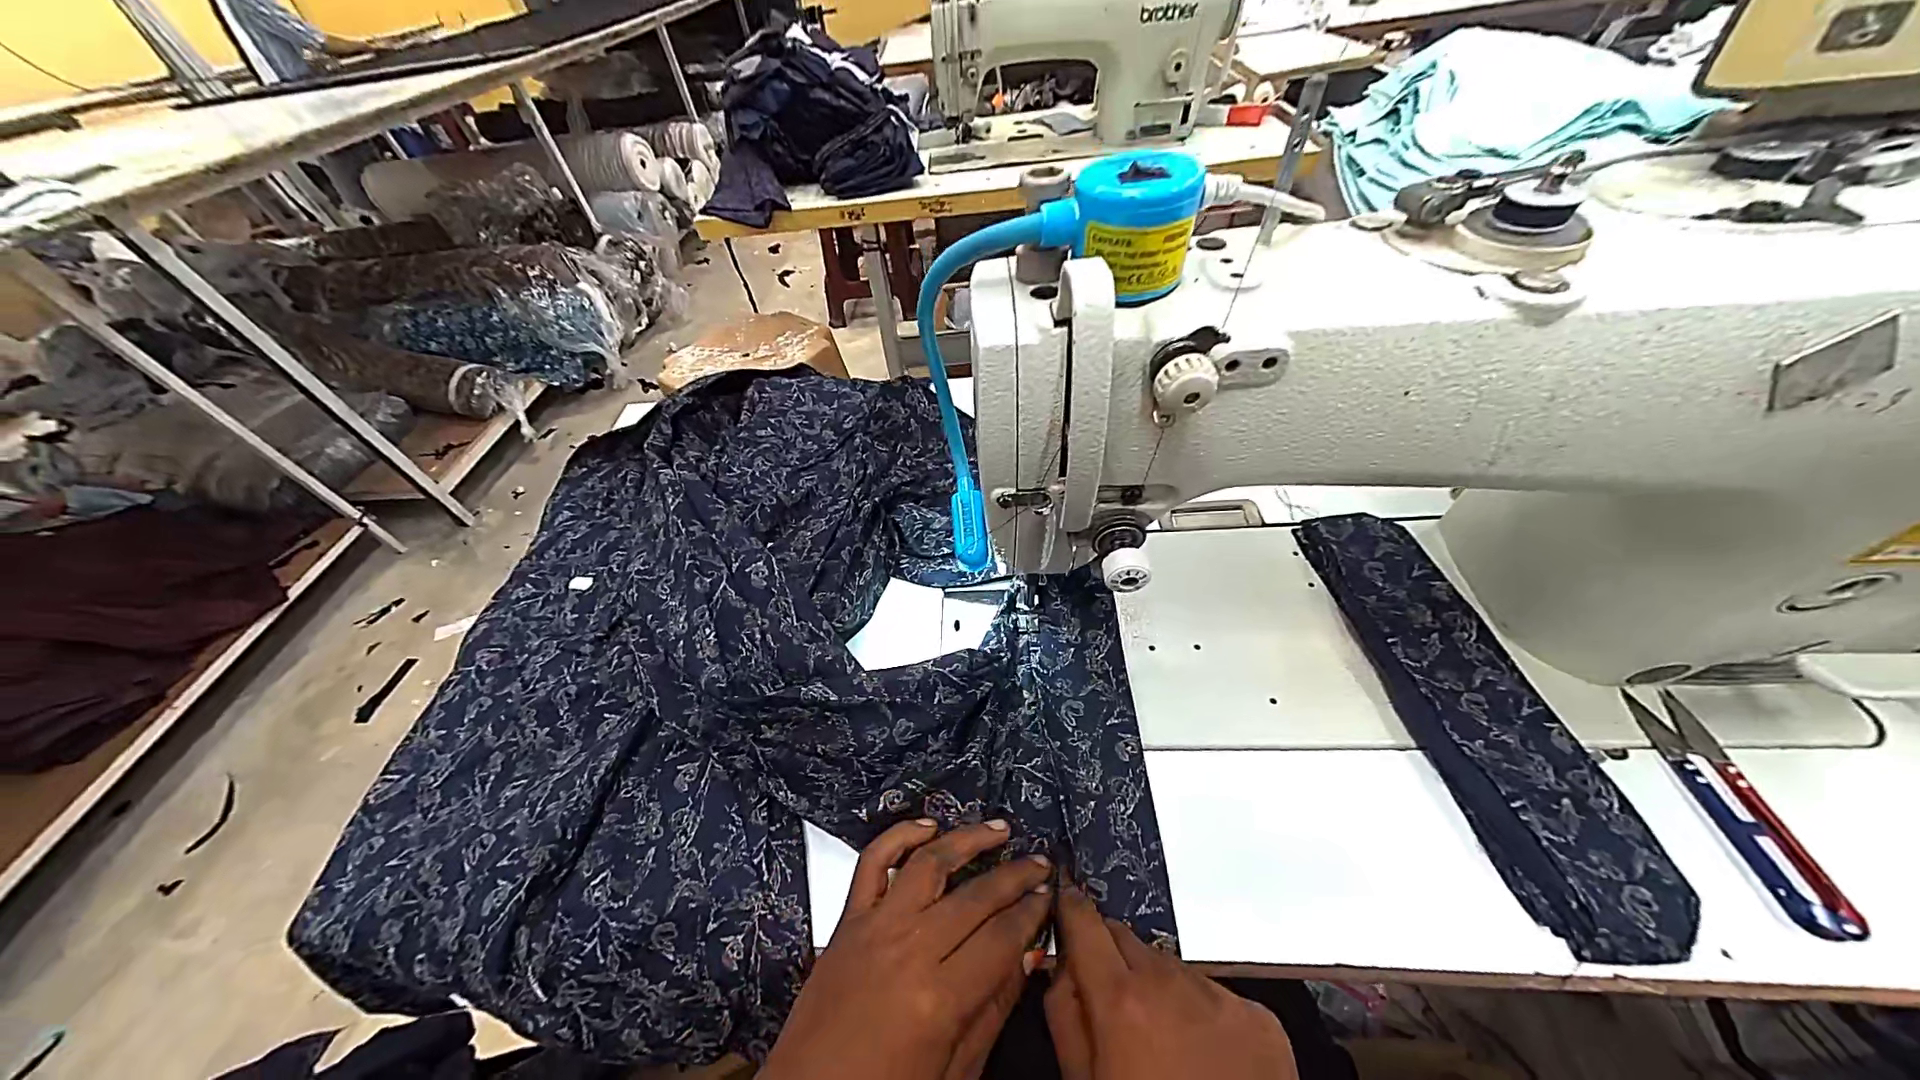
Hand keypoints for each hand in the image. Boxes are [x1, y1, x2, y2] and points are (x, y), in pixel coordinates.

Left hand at [761, 819, 1051, 1079]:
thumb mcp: (953, 1070)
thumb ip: (993, 1008)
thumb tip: (1027, 956)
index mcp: (939, 999)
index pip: (1002, 937)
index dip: (1033, 912)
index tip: (1049, 896)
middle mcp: (909, 951)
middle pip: (976, 896)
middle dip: (1016, 875)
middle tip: (1039, 863)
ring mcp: (875, 928)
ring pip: (930, 863)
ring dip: (968, 839)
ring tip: (998, 829)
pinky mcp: (848, 919)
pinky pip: (873, 862)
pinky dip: (899, 836)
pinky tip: (927, 826)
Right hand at [1045, 886, 1297, 1079]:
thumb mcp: (1084, 1079)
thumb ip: (1064, 1011)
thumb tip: (1063, 965)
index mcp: (1120, 1001)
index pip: (1085, 921)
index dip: (1072, 910)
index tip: (1070, 904)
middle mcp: (1170, 984)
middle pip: (1126, 939)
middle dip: (1114, 958)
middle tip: (1117, 1005)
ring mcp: (1219, 998)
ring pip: (1171, 966)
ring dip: (1160, 988)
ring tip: (1166, 1043)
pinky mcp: (1259, 1018)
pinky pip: (1216, 994)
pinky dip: (1204, 1014)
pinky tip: (1206, 1056)